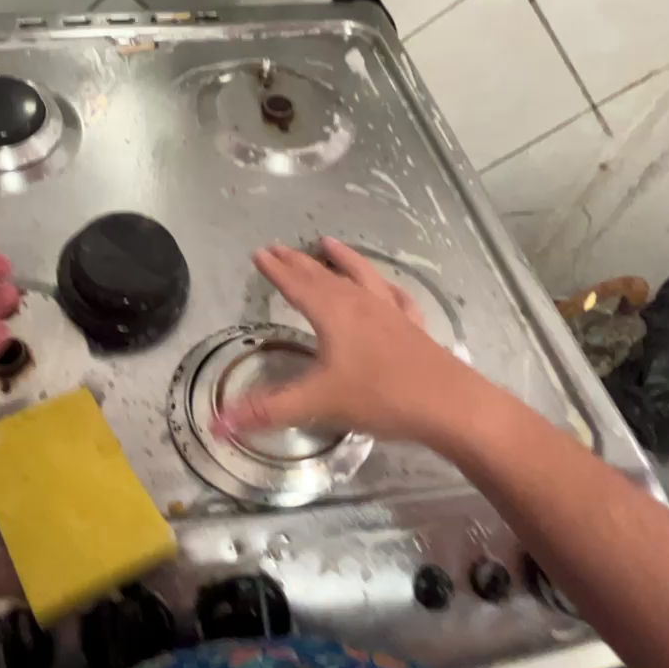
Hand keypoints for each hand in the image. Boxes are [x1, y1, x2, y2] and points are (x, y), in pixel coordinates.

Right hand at [217, 238, 511, 453]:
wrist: (452, 406)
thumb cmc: (380, 397)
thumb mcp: (317, 403)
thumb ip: (267, 411)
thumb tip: (216, 425)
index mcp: (333, 314)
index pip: (297, 284)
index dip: (276, 269)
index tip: (259, 253)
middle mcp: (360, 304)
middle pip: (324, 275)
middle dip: (298, 261)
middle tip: (279, 247)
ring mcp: (391, 314)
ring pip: (361, 277)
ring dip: (343, 260)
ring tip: (329, 242)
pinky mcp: (415, 329)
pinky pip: (397, 299)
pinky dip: (386, 288)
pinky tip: (388, 288)